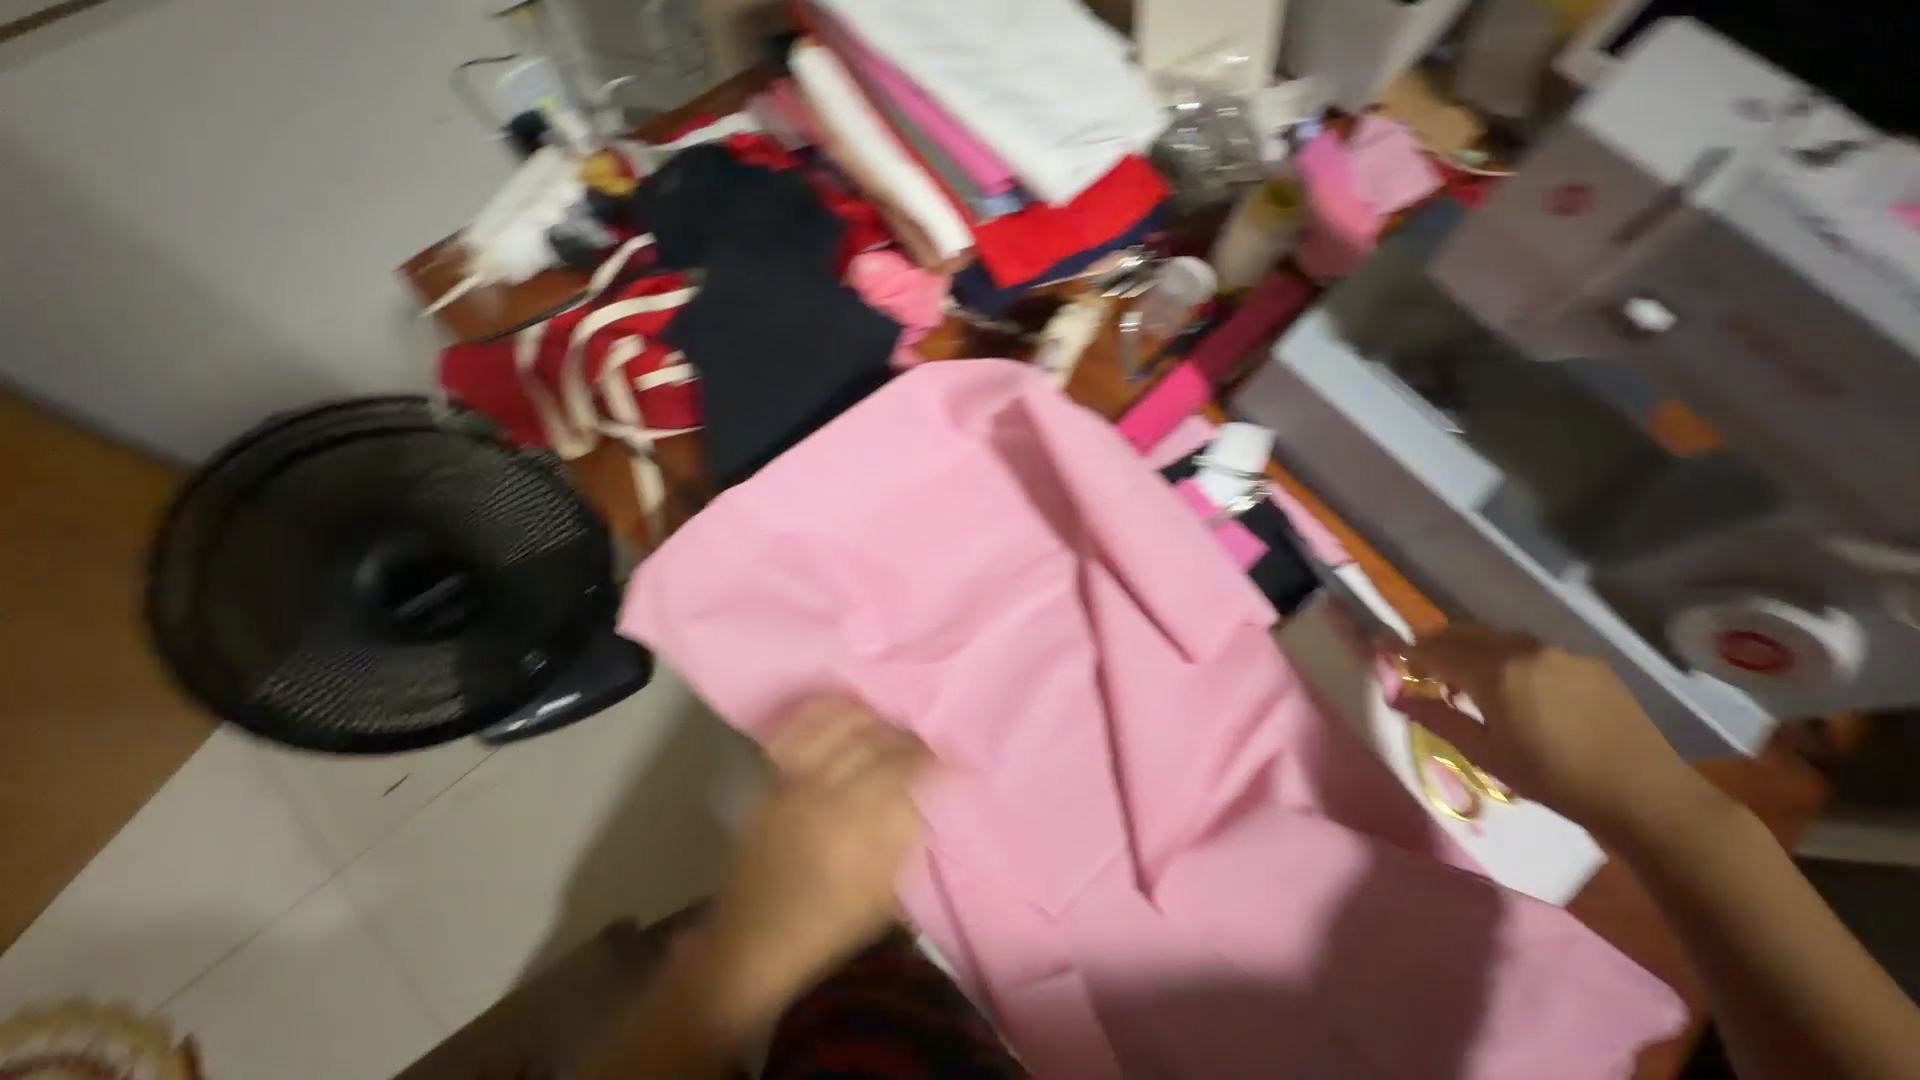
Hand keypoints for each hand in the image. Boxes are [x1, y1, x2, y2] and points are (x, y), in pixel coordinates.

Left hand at [693, 695, 932, 1035]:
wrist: (751, 943)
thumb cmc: (826, 930)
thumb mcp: (881, 897)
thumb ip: (902, 839)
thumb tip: (923, 797)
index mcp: (858, 830)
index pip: (904, 770)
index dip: (933, 758)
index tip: (952, 759)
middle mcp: (826, 796)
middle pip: (876, 743)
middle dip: (908, 736)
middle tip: (927, 740)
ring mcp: (795, 784)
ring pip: (840, 728)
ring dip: (873, 719)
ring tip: (890, 723)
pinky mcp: (772, 783)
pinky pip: (800, 733)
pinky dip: (827, 715)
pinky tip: (846, 712)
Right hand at [1402, 625, 1713, 842]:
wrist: (1643, 792)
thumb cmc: (1553, 778)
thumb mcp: (1485, 754)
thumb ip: (1438, 718)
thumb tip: (1399, 699)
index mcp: (1495, 671)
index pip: (1435, 650)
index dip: (1407, 652)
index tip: (1387, 655)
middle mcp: (1524, 649)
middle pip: (1465, 633)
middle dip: (1437, 646)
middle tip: (1422, 669)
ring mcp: (1560, 652)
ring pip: (1499, 639)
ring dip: (1474, 651)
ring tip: (1468, 682)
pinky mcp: (1587, 663)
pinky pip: (1532, 651)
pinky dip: (1509, 660)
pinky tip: (1516, 691)